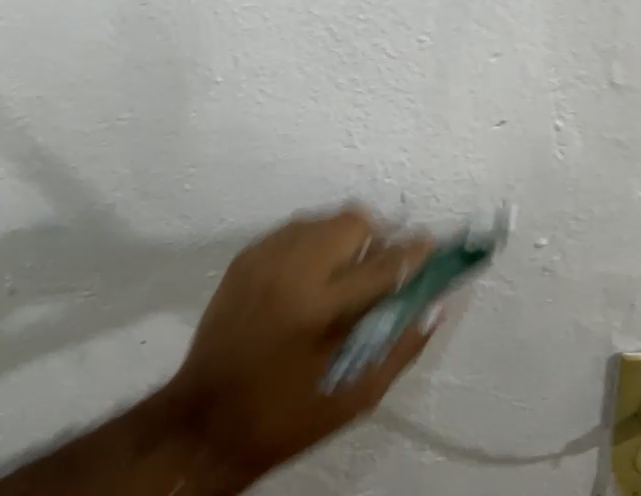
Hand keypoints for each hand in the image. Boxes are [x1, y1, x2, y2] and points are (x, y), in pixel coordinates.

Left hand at [162, 205, 437, 476]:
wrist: (208, 420)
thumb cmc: (289, 415)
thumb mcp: (355, 394)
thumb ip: (399, 346)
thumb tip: (432, 306)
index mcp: (321, 307)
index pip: (383, 264)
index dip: (414, 251)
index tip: (432, 244)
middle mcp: (291, 269)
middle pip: (351, 223)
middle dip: (377, 237)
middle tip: (385, 265)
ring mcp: (262, 258)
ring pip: (320, 220)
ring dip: (344, 237)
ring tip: (350, 271)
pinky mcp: (244, 258)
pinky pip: (291, 231)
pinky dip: (312, 242)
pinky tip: (315, 273)